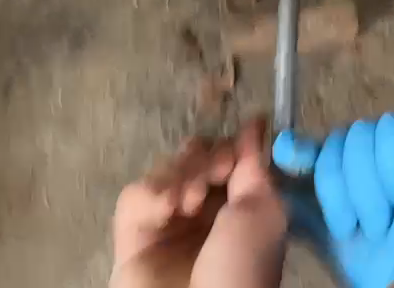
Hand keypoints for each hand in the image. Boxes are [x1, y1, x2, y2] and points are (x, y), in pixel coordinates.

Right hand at [112, 118, 287, 287]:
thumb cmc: (241, 269)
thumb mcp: (262, 214)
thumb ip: (255, 166)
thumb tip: (257, 123)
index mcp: (236, 212)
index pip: (230, 158)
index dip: (236, 143)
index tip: (247, 129)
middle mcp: (201, 215)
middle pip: (197, 157)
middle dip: (208, 155)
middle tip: (218, 169)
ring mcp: (165, 225)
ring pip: (167, 169)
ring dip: (183, 174)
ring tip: (191, 200)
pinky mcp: (131, 236)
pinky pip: (135, 195)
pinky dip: (151, 194)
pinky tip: (167, 208)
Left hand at [272, 114, 393, 287]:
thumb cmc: (371, 257)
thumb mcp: (321, 223)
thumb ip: (298, 188)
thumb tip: (280, 146)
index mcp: (342, 164)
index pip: (313, 142)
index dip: (299, 148)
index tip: (287, 155)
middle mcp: (367, 149)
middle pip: (336, 139)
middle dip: (342, 187)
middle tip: (359, 225)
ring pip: (361, 134)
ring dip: (368, 185)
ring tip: (385, 217)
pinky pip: (393, 130)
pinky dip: (393, 166)